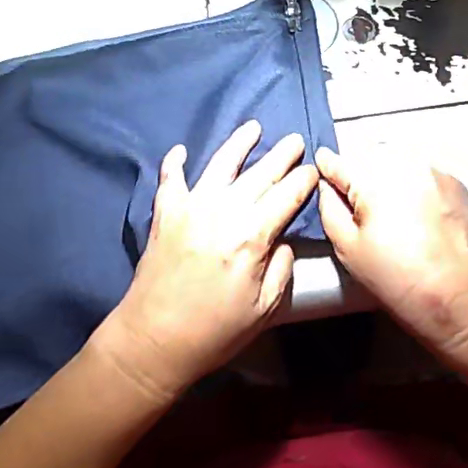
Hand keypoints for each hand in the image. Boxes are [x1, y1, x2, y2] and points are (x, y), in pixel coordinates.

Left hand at [91, 121, 318, 403]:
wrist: (154, 339)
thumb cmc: (215, 330)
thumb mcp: (264, 308)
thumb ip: (280, 268)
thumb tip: (282, 240)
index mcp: (252, 236)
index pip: (286, 196)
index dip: (303, 181)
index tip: (313, 170)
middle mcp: (223, 211)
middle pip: (259, 174)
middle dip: (281, 155)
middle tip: (295, 140)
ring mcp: (191, 207)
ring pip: (220, 165)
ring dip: (239, 144)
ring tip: (253, 127)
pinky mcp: (165, 213)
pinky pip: (170, 179)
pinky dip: (175, 163)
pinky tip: (181, 151)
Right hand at [315, 146, 467, 355]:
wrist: (458, 294)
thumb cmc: (401, 278)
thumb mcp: (347, 247)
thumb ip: (327, 207)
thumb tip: (325, 186)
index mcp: (372, 178)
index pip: (336, 161)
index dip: (327, 170)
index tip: (325, 176)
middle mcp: (402, 163)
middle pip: (366, 156)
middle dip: (360, 176)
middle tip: (362, 210)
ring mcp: (431, 169)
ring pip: (394, 159)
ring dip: (386, 176)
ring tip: (391, 213)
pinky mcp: (452, 179)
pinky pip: (420, 170)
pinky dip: (412, 183)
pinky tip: (415, 213)